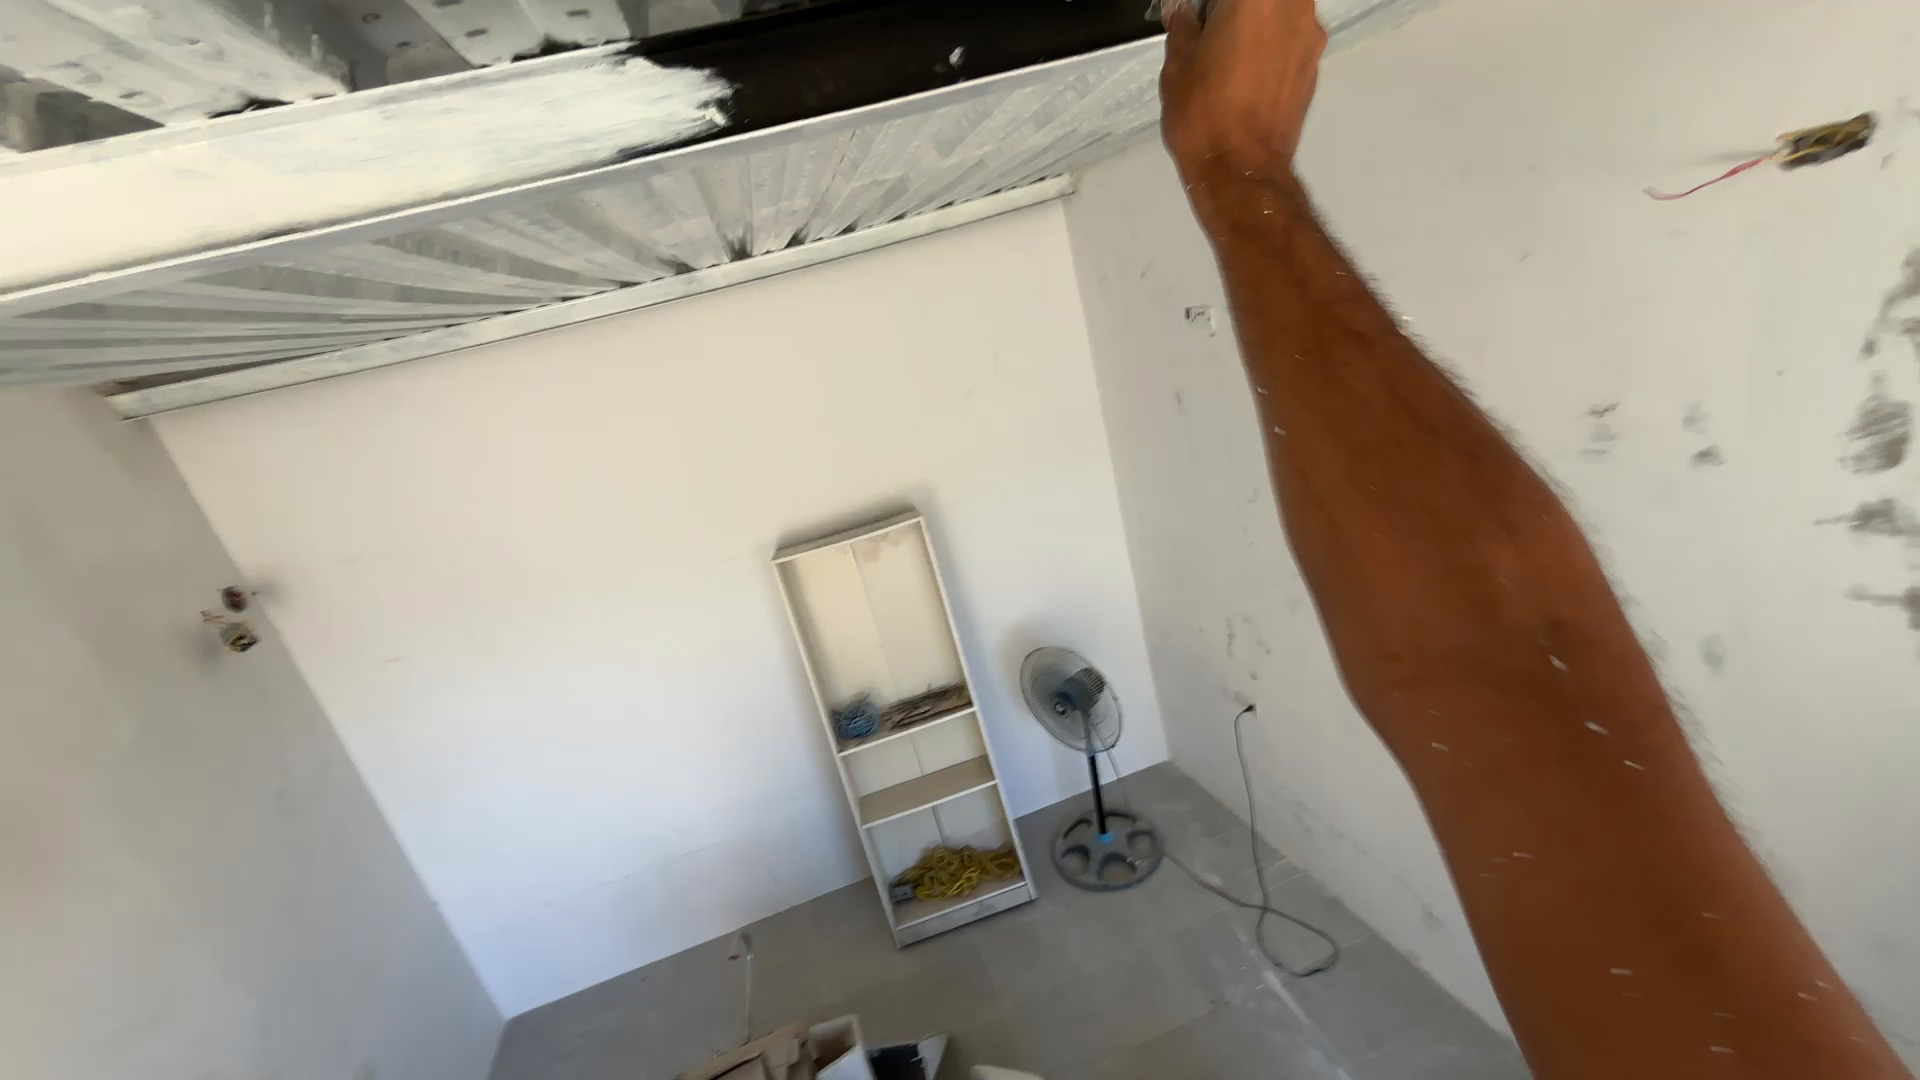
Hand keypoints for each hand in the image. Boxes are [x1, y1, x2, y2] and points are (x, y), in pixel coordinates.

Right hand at [1159, 0, 1327, 184]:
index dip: (1209, 6)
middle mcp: (1293, 3)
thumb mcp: (1177, 69)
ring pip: (1282, 12)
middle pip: (1262, 0)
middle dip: (1237, 12)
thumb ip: (1182, 28)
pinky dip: (1273, 48)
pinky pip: (1291, 40)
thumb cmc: (1203, 116)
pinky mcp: (1314, 66)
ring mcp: (1310, 34)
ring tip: (1232, 59)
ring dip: (1259, 24)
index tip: (1197, 17)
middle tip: (1212, 35)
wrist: (1241, 171)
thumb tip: (1183, 11)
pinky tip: (1249, 80)